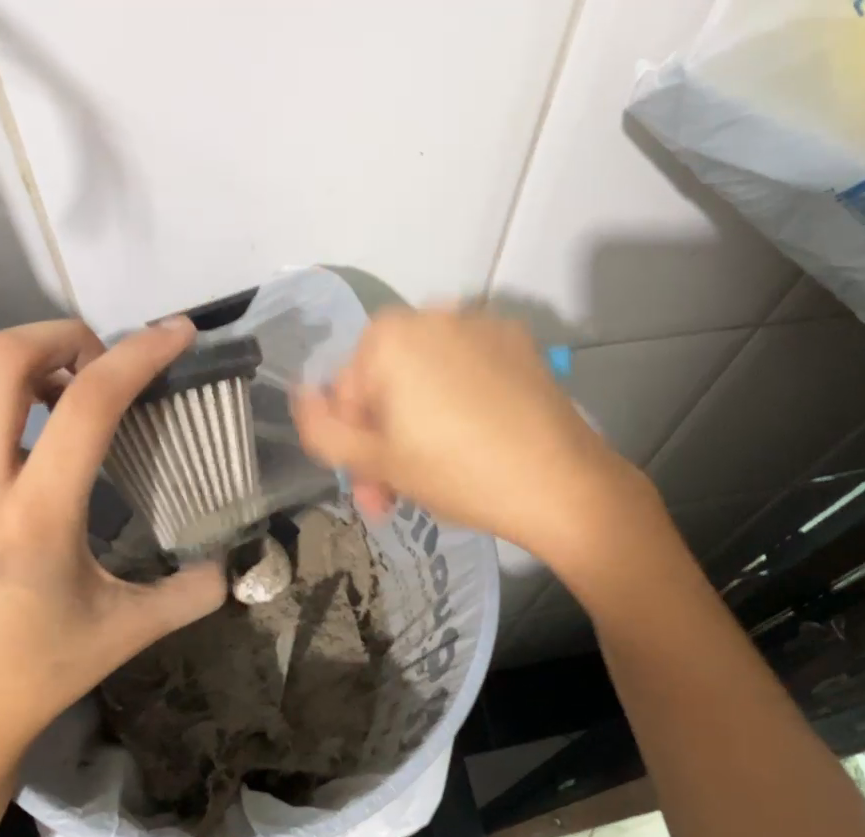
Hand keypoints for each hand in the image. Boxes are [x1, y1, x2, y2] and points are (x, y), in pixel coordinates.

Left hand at [0, 318, 226, 787]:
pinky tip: (11, 438)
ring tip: (49, 390)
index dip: (139, 354)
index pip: (89, 405)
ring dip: (4, 361)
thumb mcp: (129, 631)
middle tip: (100, 362)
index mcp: (36, 519)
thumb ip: (192, 592)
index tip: (176, 334)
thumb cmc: (42, 674)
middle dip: (59, 336)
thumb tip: (235, 565)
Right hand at [290, 308, 651, 565]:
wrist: (562, 484)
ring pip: (427, 378)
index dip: (351, 448)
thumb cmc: (458, 473)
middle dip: (385, 439)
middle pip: (387, 382)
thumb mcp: (377, 461)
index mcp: (389, 336)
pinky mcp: (520, 344)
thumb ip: (323, 430)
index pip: (345, 394)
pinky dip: (459, 404)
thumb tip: (302, 397)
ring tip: (436, 475)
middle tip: (397, 494)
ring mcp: (482, 324)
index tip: (372, 494)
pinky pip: (468, 372)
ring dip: (418, 424)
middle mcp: (433, 314)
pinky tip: (477, 444)